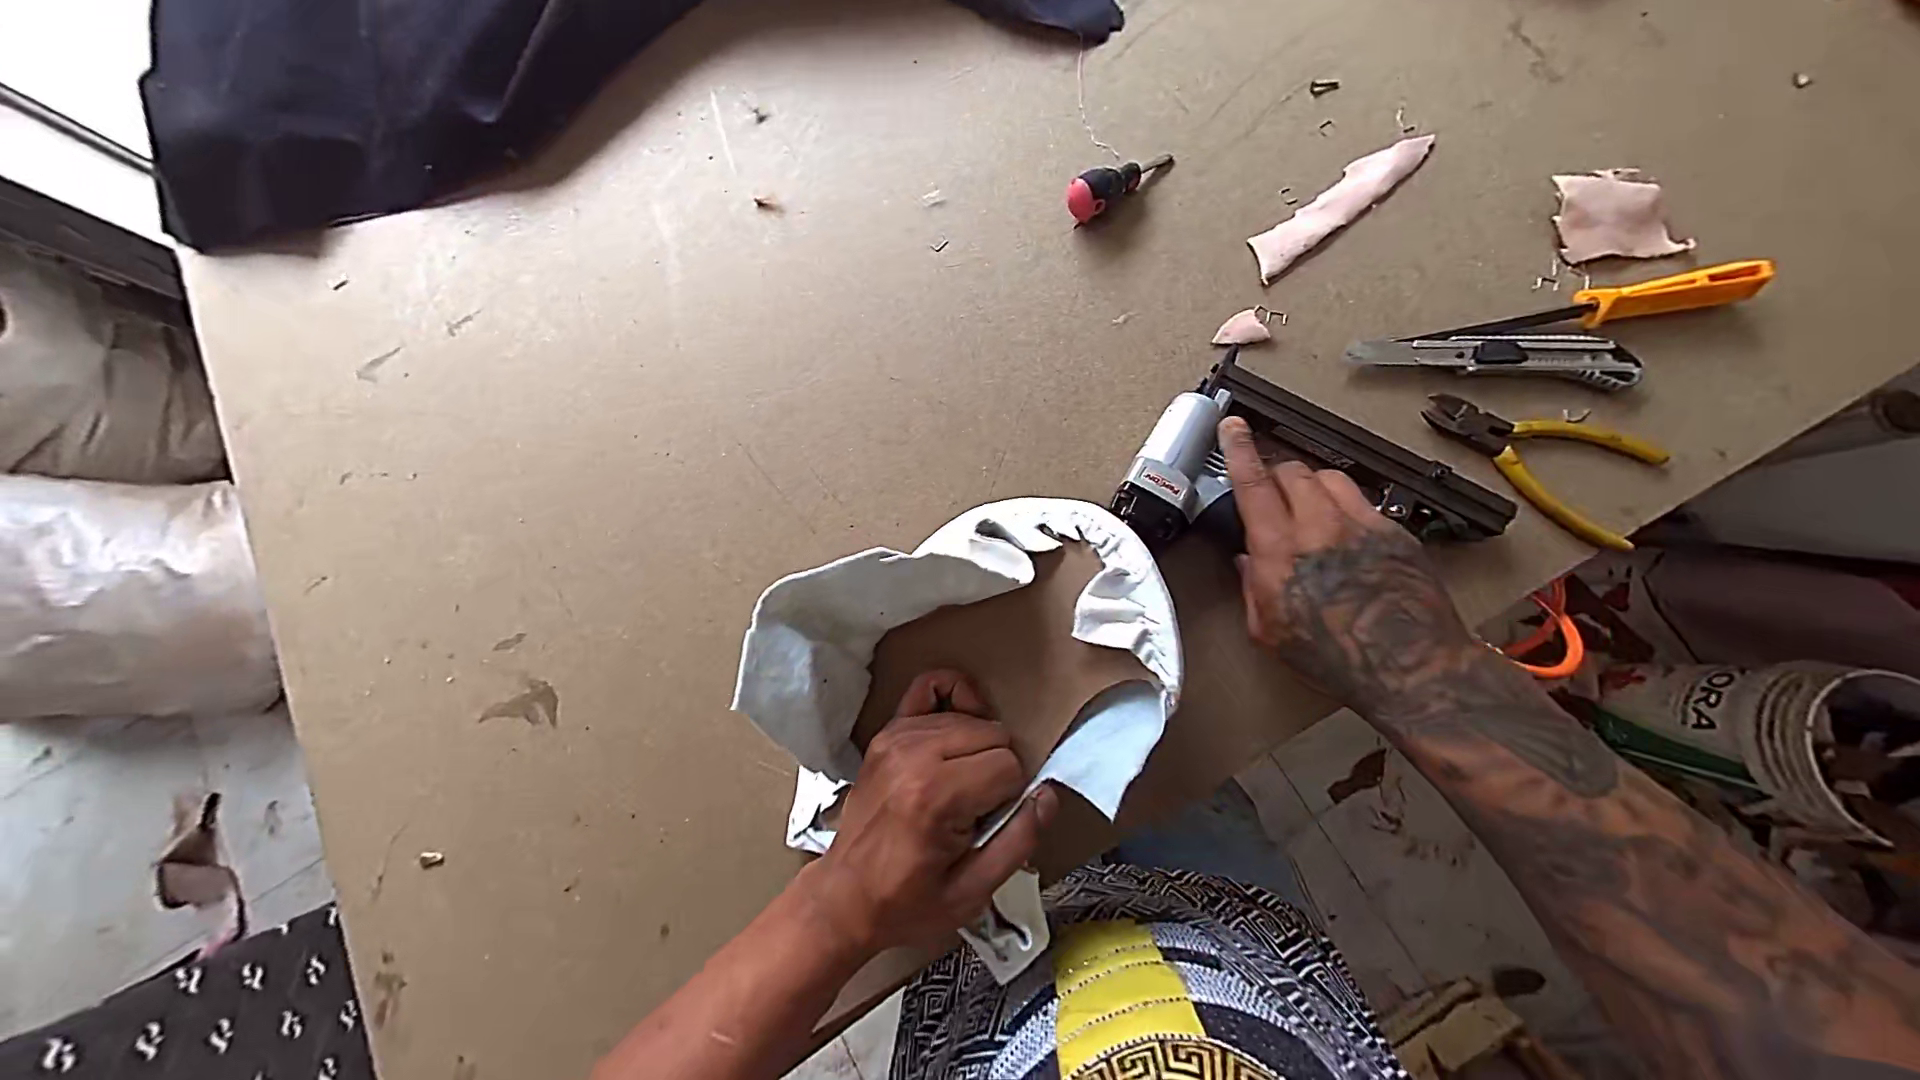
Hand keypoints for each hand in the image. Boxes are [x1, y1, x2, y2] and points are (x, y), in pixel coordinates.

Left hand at [799, 670, 1057, 957]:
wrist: (845, 898)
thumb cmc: (906, 901)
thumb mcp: (972, 892)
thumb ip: (1019, 840)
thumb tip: (1047, 795)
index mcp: (935, 795)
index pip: (1008, 765)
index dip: (1010, 798)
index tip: (989, 823)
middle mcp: (914, 754)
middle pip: (994, 734)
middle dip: (998, 771)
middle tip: (977, 808)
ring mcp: (897, 737)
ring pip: (971, 718)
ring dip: (978, 747)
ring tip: (962, 784)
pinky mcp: (887, 731)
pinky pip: (929, 685)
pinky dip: (952, 695)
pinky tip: (958, 723)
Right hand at [1219, 416, 1480, 713]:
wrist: (1410, 667)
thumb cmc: (1337, 657)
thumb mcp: (1267, 630)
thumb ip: (1250, 587)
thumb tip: (1245, 563)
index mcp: (1279, 552)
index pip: (1252, 483)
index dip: (1238, 449)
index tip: (1232, 427)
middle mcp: (1319, 529)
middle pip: (1291, 471)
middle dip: (1274, 473)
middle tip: (1269, 490)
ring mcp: (1361, 525)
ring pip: (1327, 476)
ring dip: (1309, 483)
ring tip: (1305, 505)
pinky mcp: (1393, 531)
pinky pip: (1361, 498)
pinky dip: (1343, 504)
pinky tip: (1342, 530)